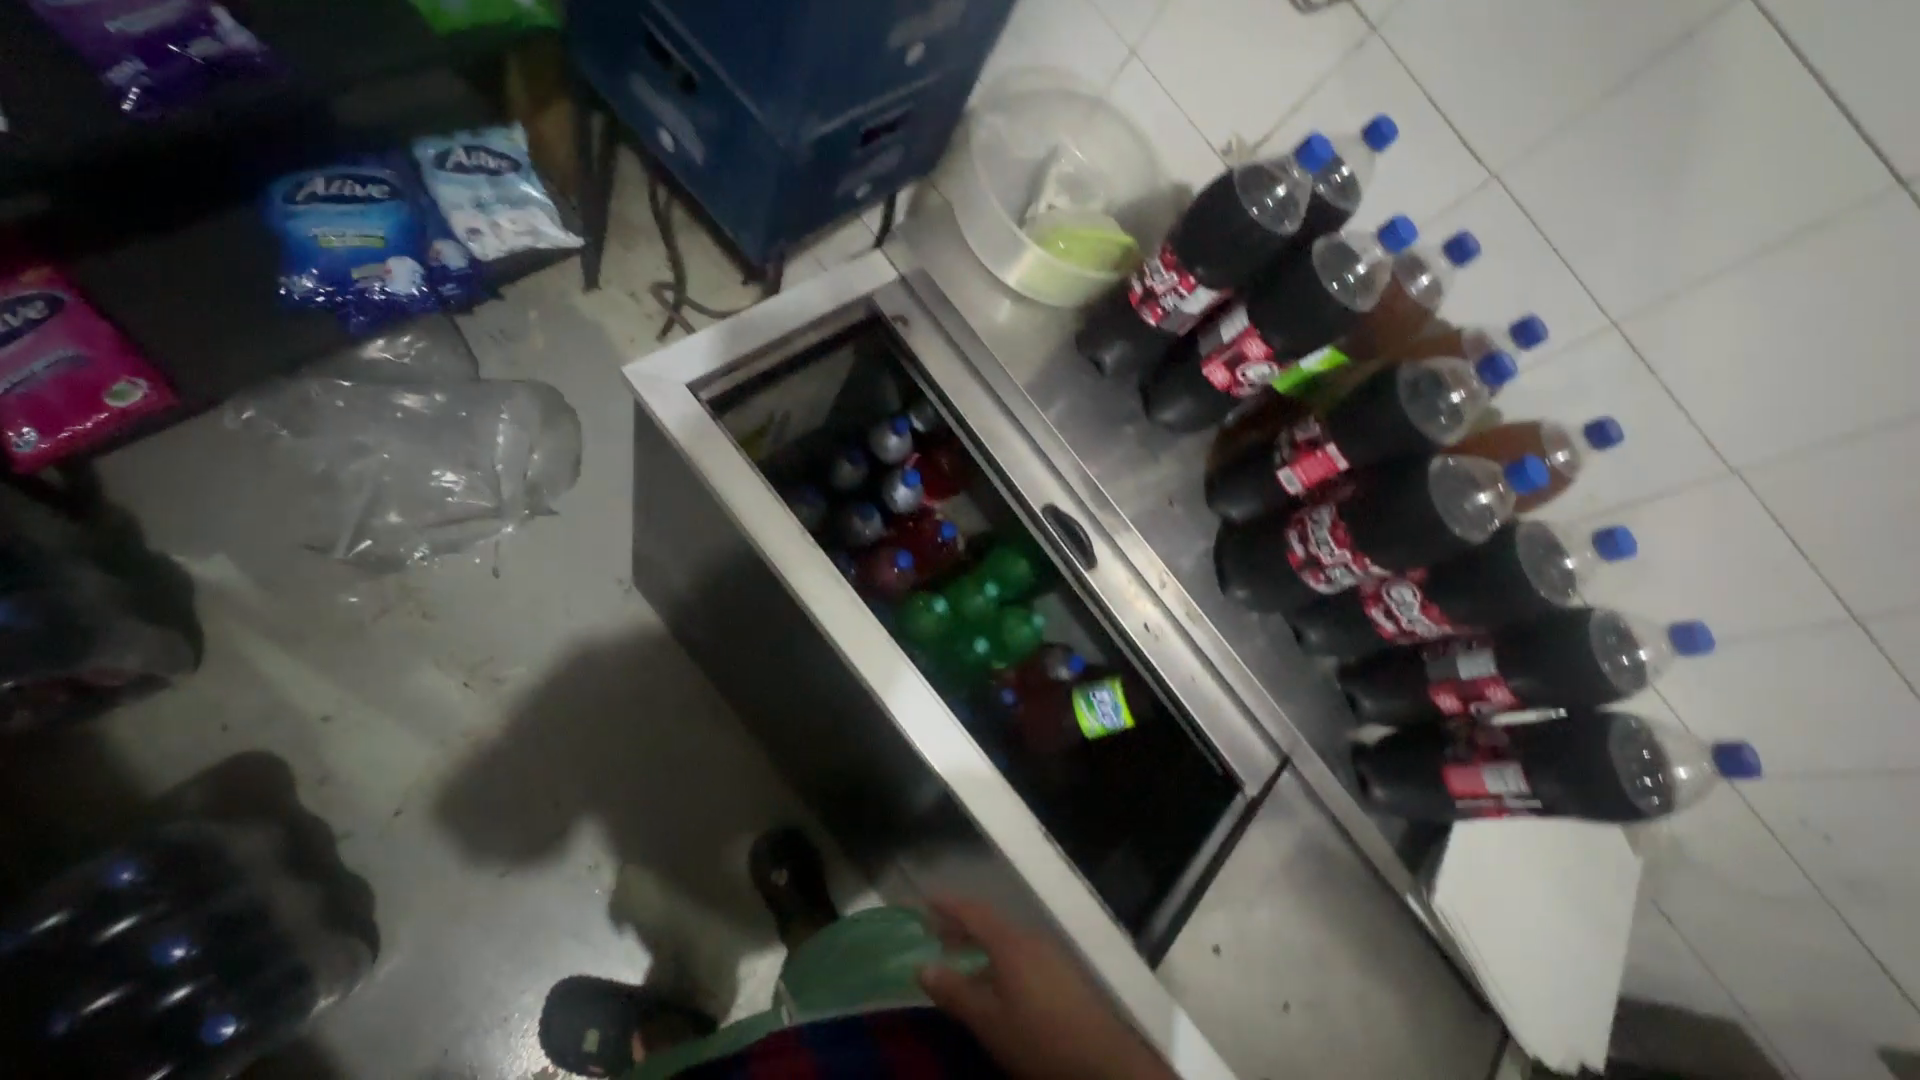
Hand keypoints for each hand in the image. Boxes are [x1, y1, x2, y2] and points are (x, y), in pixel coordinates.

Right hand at [917, 897, 1176, 1079]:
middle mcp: (1031, 939)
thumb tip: (923, 967)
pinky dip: (998, 959)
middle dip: (961, 926)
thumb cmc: (1039, 1038)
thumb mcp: (989, 1021)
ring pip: (1007, 940)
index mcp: (1010, 943)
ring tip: (958, 961)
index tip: (924, 899)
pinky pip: (1021, 954)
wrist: (1104, 1061)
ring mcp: (1051, 955)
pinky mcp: (1063, 974)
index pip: (974, 912)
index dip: (948, 904)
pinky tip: (993, 985)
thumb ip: (954, 992)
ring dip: (980, 945)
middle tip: (934, 934)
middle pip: (991, 923)